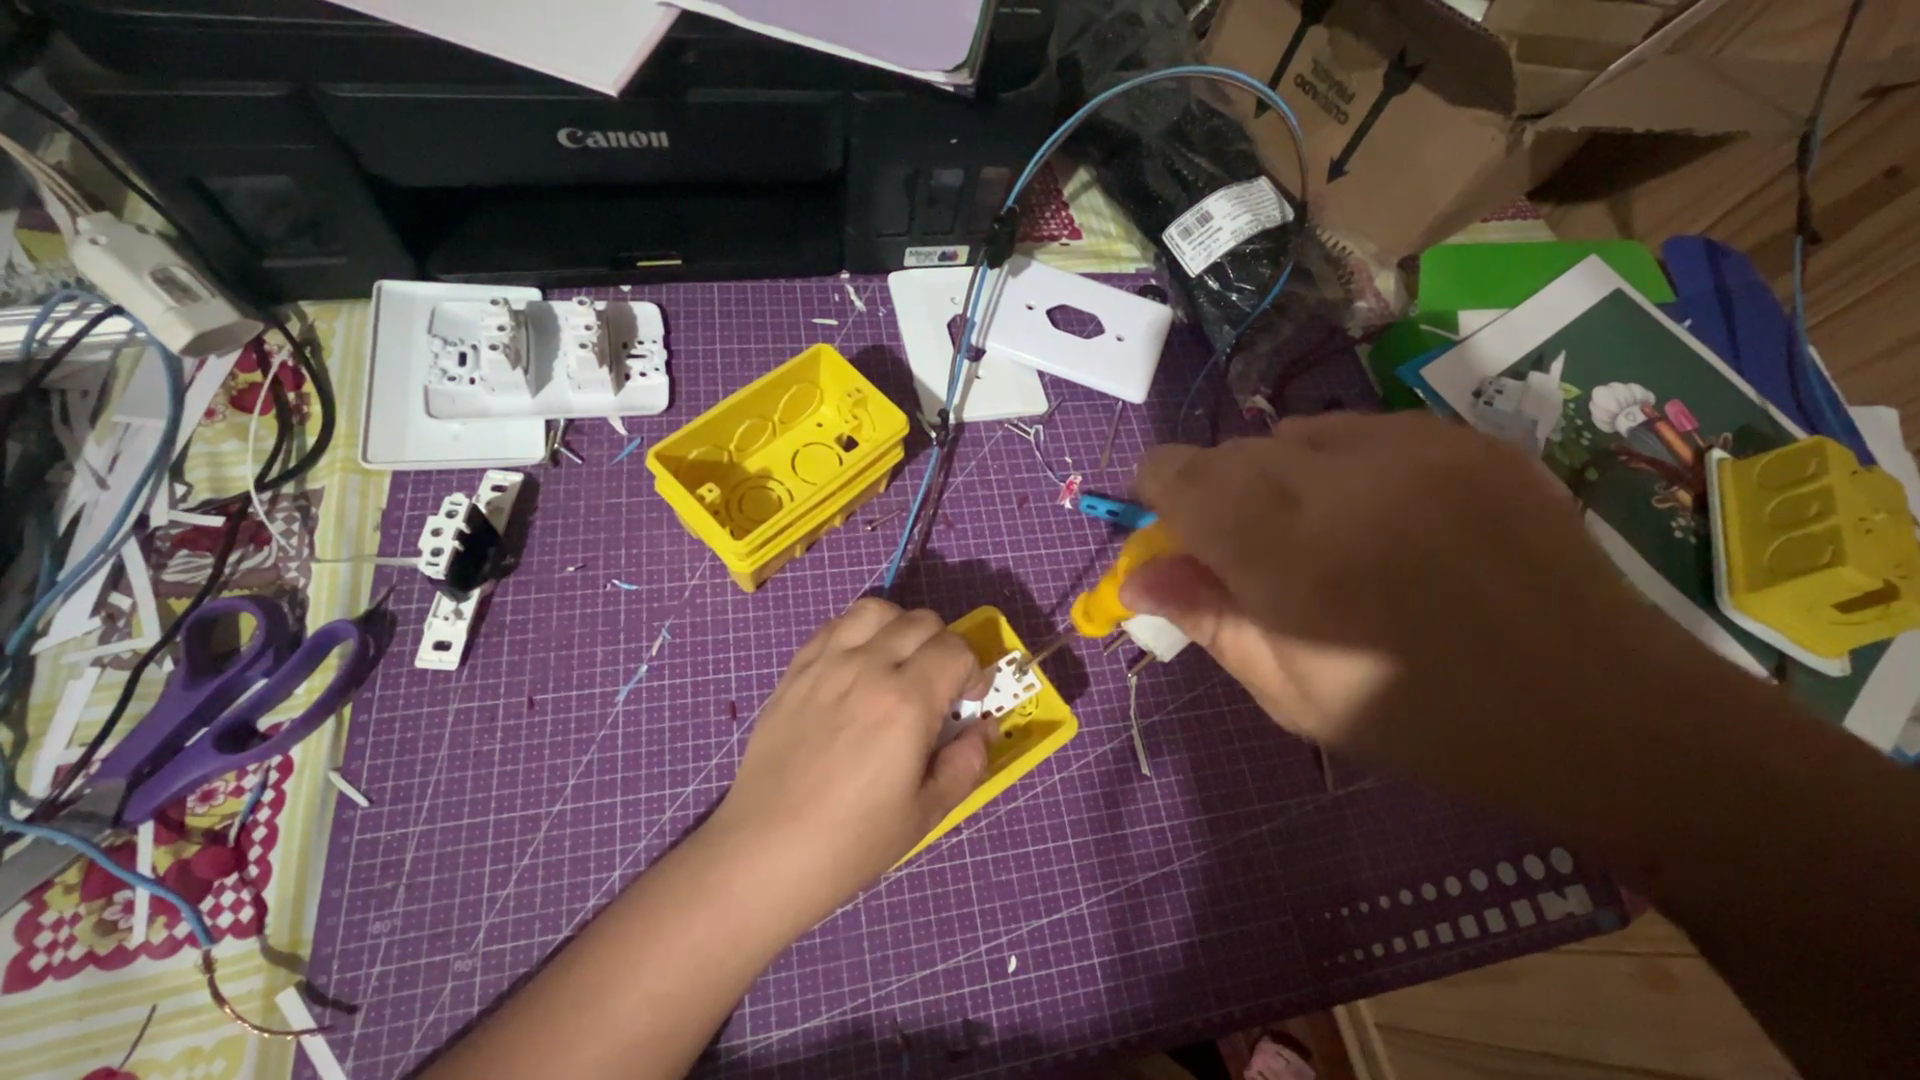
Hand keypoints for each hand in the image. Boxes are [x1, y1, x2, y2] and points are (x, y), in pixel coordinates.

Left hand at [706, 598, 993, 926]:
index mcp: (906, 702)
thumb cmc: (853, 841)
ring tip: (897, 664)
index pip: (956, 649)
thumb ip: (966, 762)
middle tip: (938, 686)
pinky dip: (856, 633)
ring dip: (898, 628)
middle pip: (921, 621)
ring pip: (874, 610)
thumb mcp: (927, 812)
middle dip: (943, 646)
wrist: (766, 851)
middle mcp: (866, 668)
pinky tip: (857, 668)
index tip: (968, 702)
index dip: (974, 671)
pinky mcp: (794, 672)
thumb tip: (983, 728)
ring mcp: (825, 665)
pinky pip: (833, 626)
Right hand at [1121, 412, 1688, 777]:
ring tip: (1319, 533)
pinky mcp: (1466, 438)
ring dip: (1279, 476)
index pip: (1182, 475)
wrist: (1601, 710)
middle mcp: (1346, 480)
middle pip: (1232, 451)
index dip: (1157, 492)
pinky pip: (1364, 429)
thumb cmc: (1427, 724)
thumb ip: (1209, 619)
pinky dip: (1343, 464)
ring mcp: (1415, 448)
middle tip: (1245, 552)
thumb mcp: (1293, 695)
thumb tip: (1139, 574)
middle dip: (1216, 493)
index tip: (1166, 528)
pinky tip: (1381, 517)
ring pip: (1295, 432)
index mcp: (1294, 556)